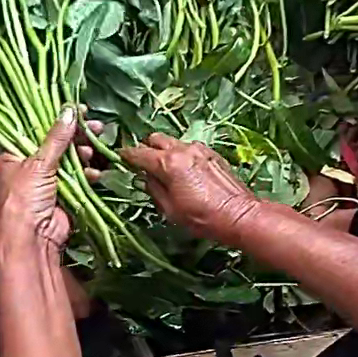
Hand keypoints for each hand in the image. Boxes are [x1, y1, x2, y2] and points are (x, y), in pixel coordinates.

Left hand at [0, 107, 87, 248]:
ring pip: (71, 160)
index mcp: (14, 155)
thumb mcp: (38, 164)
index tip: (79, 111)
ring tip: (94, 152)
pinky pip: (80, 177)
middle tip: (97, 129)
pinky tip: (96, 173)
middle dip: (78, 137)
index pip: (39, 129)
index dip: (59, 120)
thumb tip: (70, 111)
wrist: (33, 238)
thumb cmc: (24, 199)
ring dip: (85, 155)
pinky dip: (88, 173)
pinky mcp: (65, 194)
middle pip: (58, 144)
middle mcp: (30, 166)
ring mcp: (48, 181)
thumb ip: (57, 138)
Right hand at [120, 133, 263, 245]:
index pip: (138, 153)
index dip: (126, 156)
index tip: (120, 160)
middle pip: (155, 139)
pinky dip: (182, 154)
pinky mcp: (212, 154)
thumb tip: (145, 177)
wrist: (237, 215)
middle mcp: (183, 150)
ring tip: (165, 168)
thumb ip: (153, 189)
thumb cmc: (201, 217)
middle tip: (144, 164)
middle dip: (146, 149)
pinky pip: (190, 148)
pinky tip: (185, 170)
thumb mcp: (169, 209)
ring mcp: (199, 149)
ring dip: (165, 151)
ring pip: (174, 142)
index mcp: (168, 163)